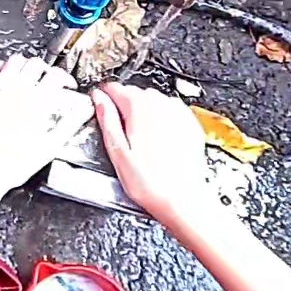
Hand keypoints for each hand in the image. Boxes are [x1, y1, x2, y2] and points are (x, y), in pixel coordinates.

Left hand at [0, 56, 90, 194]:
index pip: (56, 75)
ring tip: (27, 74)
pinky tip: (2, 73)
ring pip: (14, 61)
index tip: (66, 84)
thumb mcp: (49, 148)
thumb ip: (69, 125)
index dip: (65, 77)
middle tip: (47, 79)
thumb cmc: (12, 164)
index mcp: (36, 103)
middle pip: (36, 64)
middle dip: (46, 69)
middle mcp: (17, 91)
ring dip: (24, 64)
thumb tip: (84, 111)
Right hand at [90, 82, 219, 230]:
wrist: (182, 203)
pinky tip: (157, 141)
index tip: (101, 106)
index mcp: (139, 107)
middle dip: (124, 107)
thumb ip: (106, 118)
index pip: (114, 88)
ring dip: (143, 112)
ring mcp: (179, 114)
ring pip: (153, 101)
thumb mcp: (116, 150)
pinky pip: (170, 112)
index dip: (104, 97)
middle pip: (134, 93)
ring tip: (139, 140)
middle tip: (120, 132)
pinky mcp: (191, 125)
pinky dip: (161, 120)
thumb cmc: (149, 183)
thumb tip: (99, 99)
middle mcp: (161, 104)